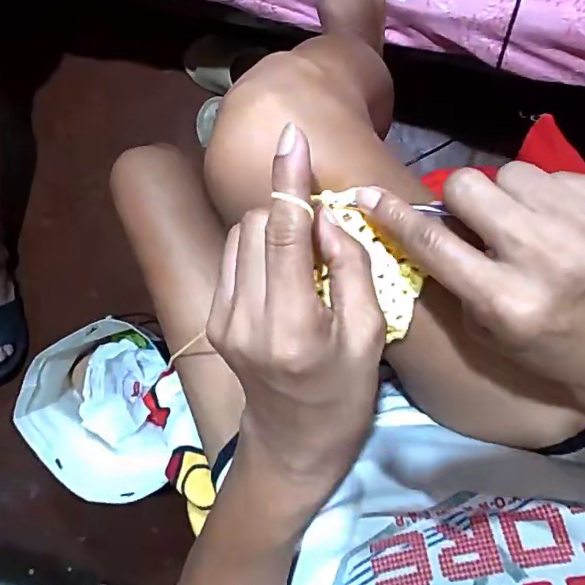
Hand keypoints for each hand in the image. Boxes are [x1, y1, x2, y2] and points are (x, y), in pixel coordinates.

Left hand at [208, 124, 387, 500]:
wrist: (291, 447)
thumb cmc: (343, 397)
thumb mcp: (369, 337)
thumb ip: (352, 269)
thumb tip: (327, 218)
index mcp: (292, 326)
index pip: (284, 233)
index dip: (288, 179)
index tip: (292, 137)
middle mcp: (246, 318)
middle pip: (257, 225)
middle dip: (289, 212)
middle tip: (322, 234)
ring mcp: (223, 318)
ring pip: (240, 235)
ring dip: (273, 228)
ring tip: (304, 259)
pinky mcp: (215, 319)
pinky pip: (233, 256)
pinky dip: (259, 248)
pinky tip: (281, 272)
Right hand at [358, 164, 584, 426]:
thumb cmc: (566, 348)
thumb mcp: (499, 337)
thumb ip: (459, 281)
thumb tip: (426, 225)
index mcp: (509, 303)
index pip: (434, 243)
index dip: (394, 214)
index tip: (368, 193)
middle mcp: (545, 259)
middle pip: (468, 185)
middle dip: (462, 197)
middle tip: (478, 218)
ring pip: (511, 172)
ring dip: (509, 194)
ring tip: (532, 223)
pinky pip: (555, 175)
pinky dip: (550, 195)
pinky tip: (569, 224)